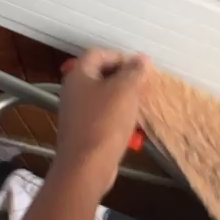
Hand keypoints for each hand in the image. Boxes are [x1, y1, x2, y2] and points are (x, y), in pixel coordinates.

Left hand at [51, 48, 150, 198]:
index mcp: (79, 75)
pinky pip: (103, 114)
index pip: (99, 53)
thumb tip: (143, 59)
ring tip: (142, 102)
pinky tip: (133, 122)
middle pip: (101, 73)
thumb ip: (135, 71)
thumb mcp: (125, 90)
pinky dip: (119, 114)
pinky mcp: (84, 130)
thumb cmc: (105, 122)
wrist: (87, 166)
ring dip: (124, 96)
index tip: (142, 67)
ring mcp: (77, 112)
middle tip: (145, 83)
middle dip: (125, 77)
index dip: (122, 56)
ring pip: (104, 95)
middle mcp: (74, 91)